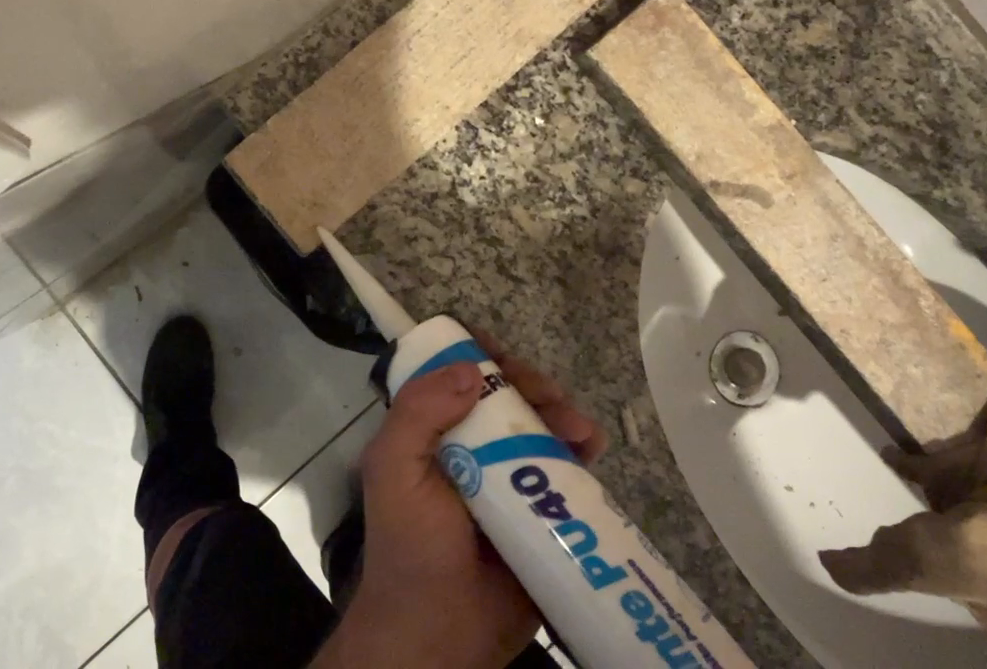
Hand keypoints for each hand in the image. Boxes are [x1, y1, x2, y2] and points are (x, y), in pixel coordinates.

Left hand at [312, 335, 604, 668]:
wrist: (441, 631)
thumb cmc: (410, 545)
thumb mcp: (393, 469)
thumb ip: (418, 413)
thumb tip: (470, 369)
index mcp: (428, 429)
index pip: (453, 371)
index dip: (478, 355)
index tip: (502, 359)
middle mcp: (467, 443)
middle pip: (504, 392)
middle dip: (530, 384)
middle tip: (549, 398)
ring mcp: (507, 475)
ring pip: (539, 424)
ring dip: (561, 413)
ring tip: (578, 430)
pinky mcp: (541, 509)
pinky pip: (566, 468)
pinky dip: (581, 451)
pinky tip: (592, 448)